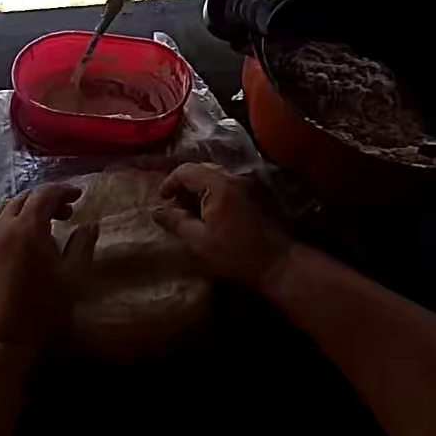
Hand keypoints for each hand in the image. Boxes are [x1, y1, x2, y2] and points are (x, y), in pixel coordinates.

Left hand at [0, 183, 97, 351]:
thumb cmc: (40, 309)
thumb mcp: (71, 277)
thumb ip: (82, 246)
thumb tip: (90, 225)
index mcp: (27, 226)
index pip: (45, 194)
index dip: (63, 191)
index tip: (78, 196)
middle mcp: (2, 226)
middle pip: (23, 199)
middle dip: (45, 200)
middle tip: (66, 213)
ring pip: (5, 210)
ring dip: (26, 210)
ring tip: (43, 226)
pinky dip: (10, 222)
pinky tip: (20, 242)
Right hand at [152, 163, 293, 290]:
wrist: (280, 265)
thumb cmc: (236, 254)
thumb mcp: (198, 241)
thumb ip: (175, 222)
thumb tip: (155, 211)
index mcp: (218, 186)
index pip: (186, 171)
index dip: (169, 183)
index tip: (163, 200)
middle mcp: (234, 179)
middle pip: (201, 171)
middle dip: (183, 186)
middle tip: (175, 206)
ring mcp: (247, 186)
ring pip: (214, 178)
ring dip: (198, 191)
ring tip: (190, 213)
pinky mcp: (255, 197)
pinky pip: (227, 187)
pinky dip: (212, 195)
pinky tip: (209, 216)